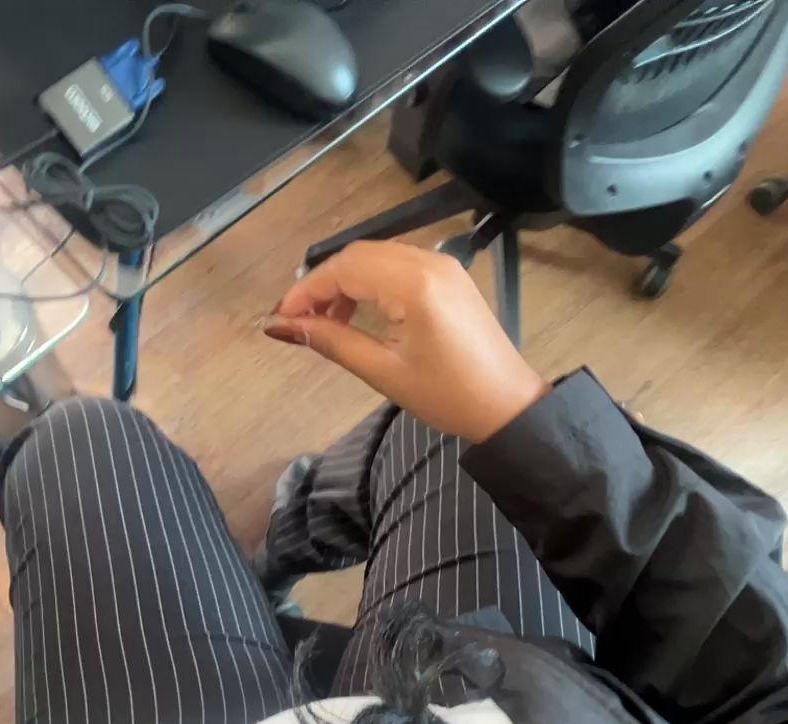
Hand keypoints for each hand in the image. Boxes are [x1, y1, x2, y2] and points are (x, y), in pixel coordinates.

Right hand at [264, 240, 547, 442]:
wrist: (506, 405)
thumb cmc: (447, 396)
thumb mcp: (383, 372)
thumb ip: (332, 341)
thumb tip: (282, 327)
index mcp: (414, 284)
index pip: (345, 269)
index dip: (306, 290)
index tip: (281, 318)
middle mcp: (429, 261)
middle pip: (359, 255)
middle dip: (323, 283)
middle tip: (299, 320)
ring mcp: (443, 265)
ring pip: (378, 256)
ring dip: (346, 281)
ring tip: (327, 321)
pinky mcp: (450, 275)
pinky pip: (399, 264)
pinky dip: (371, 282)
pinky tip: (358, 311)